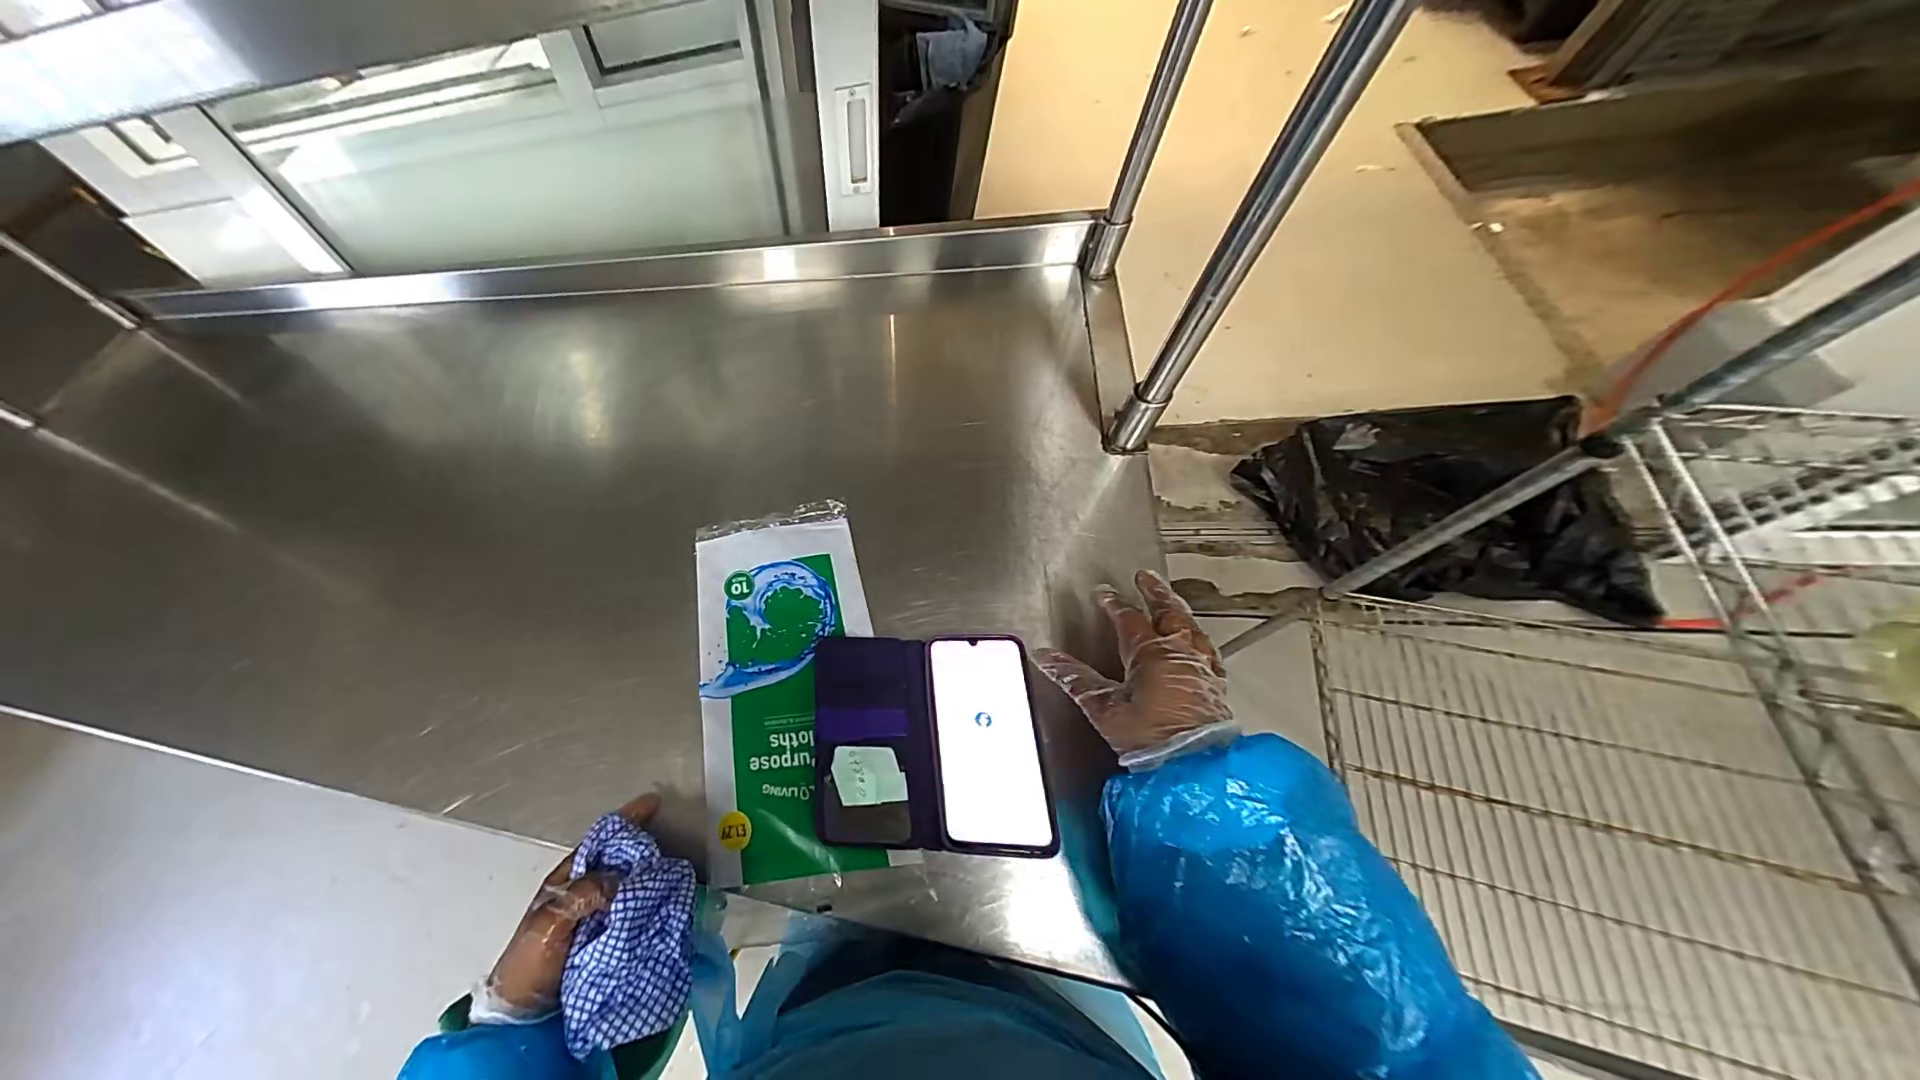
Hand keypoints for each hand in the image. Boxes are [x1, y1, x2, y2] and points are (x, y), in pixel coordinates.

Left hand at [485, 792, 659, 1014]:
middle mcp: (586, 891)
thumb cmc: (526, 969)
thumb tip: (621, 880)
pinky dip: (655, 900)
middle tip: (673, 839)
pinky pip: (639, 908)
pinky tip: (669, 900)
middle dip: (648, 845)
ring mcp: (600, 913)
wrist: (523, 1020)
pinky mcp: (613, 936)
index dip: (627, 820)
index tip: (653, 803)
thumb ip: (582, 893)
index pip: (601, 840)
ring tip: (675, 869)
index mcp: (567, 880)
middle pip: (623, 857)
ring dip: (653, 873)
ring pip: (633, 881)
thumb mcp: (548, 923)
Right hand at [1033, 570, 1233, 766]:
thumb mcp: (1103, 708)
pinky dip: (1199, 640)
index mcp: (1150, 652)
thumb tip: (1046, 657)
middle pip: (1168, 612)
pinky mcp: (1215, 686)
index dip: (1113, 603)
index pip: (1128, 618)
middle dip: (1155, 592)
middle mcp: (1180, 653)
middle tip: (1146, 577)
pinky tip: (1199, 644)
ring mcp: (1201, 667)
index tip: (1103, 593)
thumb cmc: (1150, 737)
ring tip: (1172, 602)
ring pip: (1191, 627)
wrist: (1194, 766)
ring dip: (1179, 611)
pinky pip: (1208, 651)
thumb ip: (1075, 679)